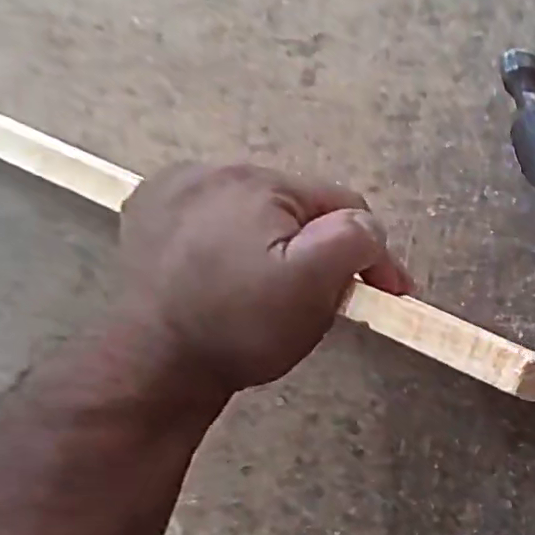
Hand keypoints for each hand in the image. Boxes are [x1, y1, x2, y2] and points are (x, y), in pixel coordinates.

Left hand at [114, 163, 413, 392]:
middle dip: (327, 247)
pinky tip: (238, 274)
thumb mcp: (317, 282)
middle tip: (335, 296)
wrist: (158, 362)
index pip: (346, 206)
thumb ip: (354, 240)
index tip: (385, 293)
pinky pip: (220, 221)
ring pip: (262, 214)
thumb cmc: (247, 323)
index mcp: (259, 183)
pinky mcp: (149, 217)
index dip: (373, 252)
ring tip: (285, 287)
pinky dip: (241, 244)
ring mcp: (172, 192)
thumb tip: (368, 226)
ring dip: (284, 244)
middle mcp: (211, 172)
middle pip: (303, 208)